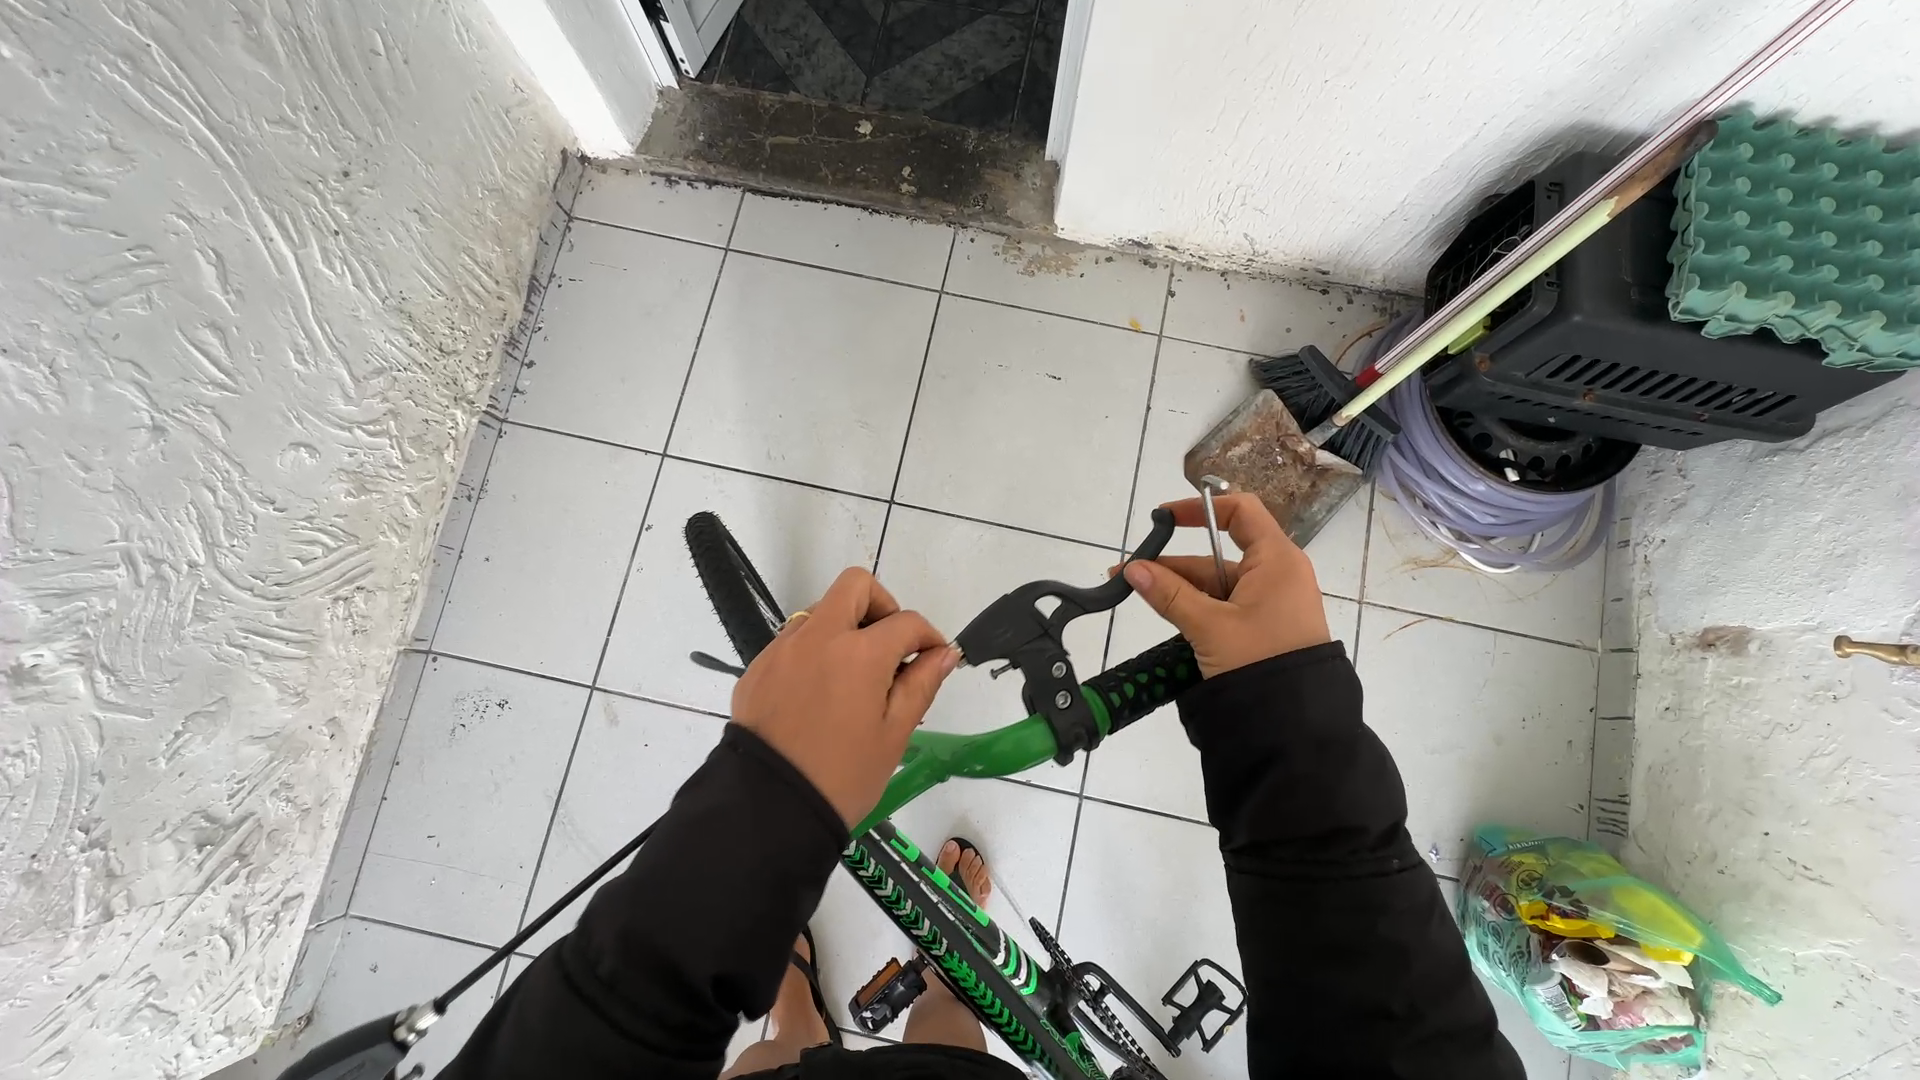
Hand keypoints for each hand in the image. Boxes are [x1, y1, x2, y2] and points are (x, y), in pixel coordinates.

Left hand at [731, 567, 960, 827]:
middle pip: (856, 586)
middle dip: (883, 606)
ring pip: (821, 610)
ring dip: (845, 627)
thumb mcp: (894, 733)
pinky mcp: (758, 668)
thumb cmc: (843, 776)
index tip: (934, 660)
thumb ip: (922, 683)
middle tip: (891, 647)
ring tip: (854, 677)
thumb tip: (945, 652)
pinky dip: (815, 652)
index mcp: (859, 652)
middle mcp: (818, 637)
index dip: (929, 637)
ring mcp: (782, 649)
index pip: (907, 621)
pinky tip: (820, 694)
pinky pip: (793, 641)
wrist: (768, 809)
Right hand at [1121, 493, 1330, 677]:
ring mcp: (1271, 603)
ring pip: (1218, 584)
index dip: (1200, 508)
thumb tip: (1131, 568)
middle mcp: (1277, 575)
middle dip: (1173, 563)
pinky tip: (1166, 613)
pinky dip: (1196, 607)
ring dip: (1179, 588)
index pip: (1240, 511)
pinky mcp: (1264, 628)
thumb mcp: (1209, 626)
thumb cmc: (1259, 660)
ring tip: (1137, 593)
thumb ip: (1168, 594)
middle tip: (1129, 572)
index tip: (1163, 517)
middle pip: (1218, 554)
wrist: (1297, 724)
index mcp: (1276, 560)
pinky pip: (1226, 606)